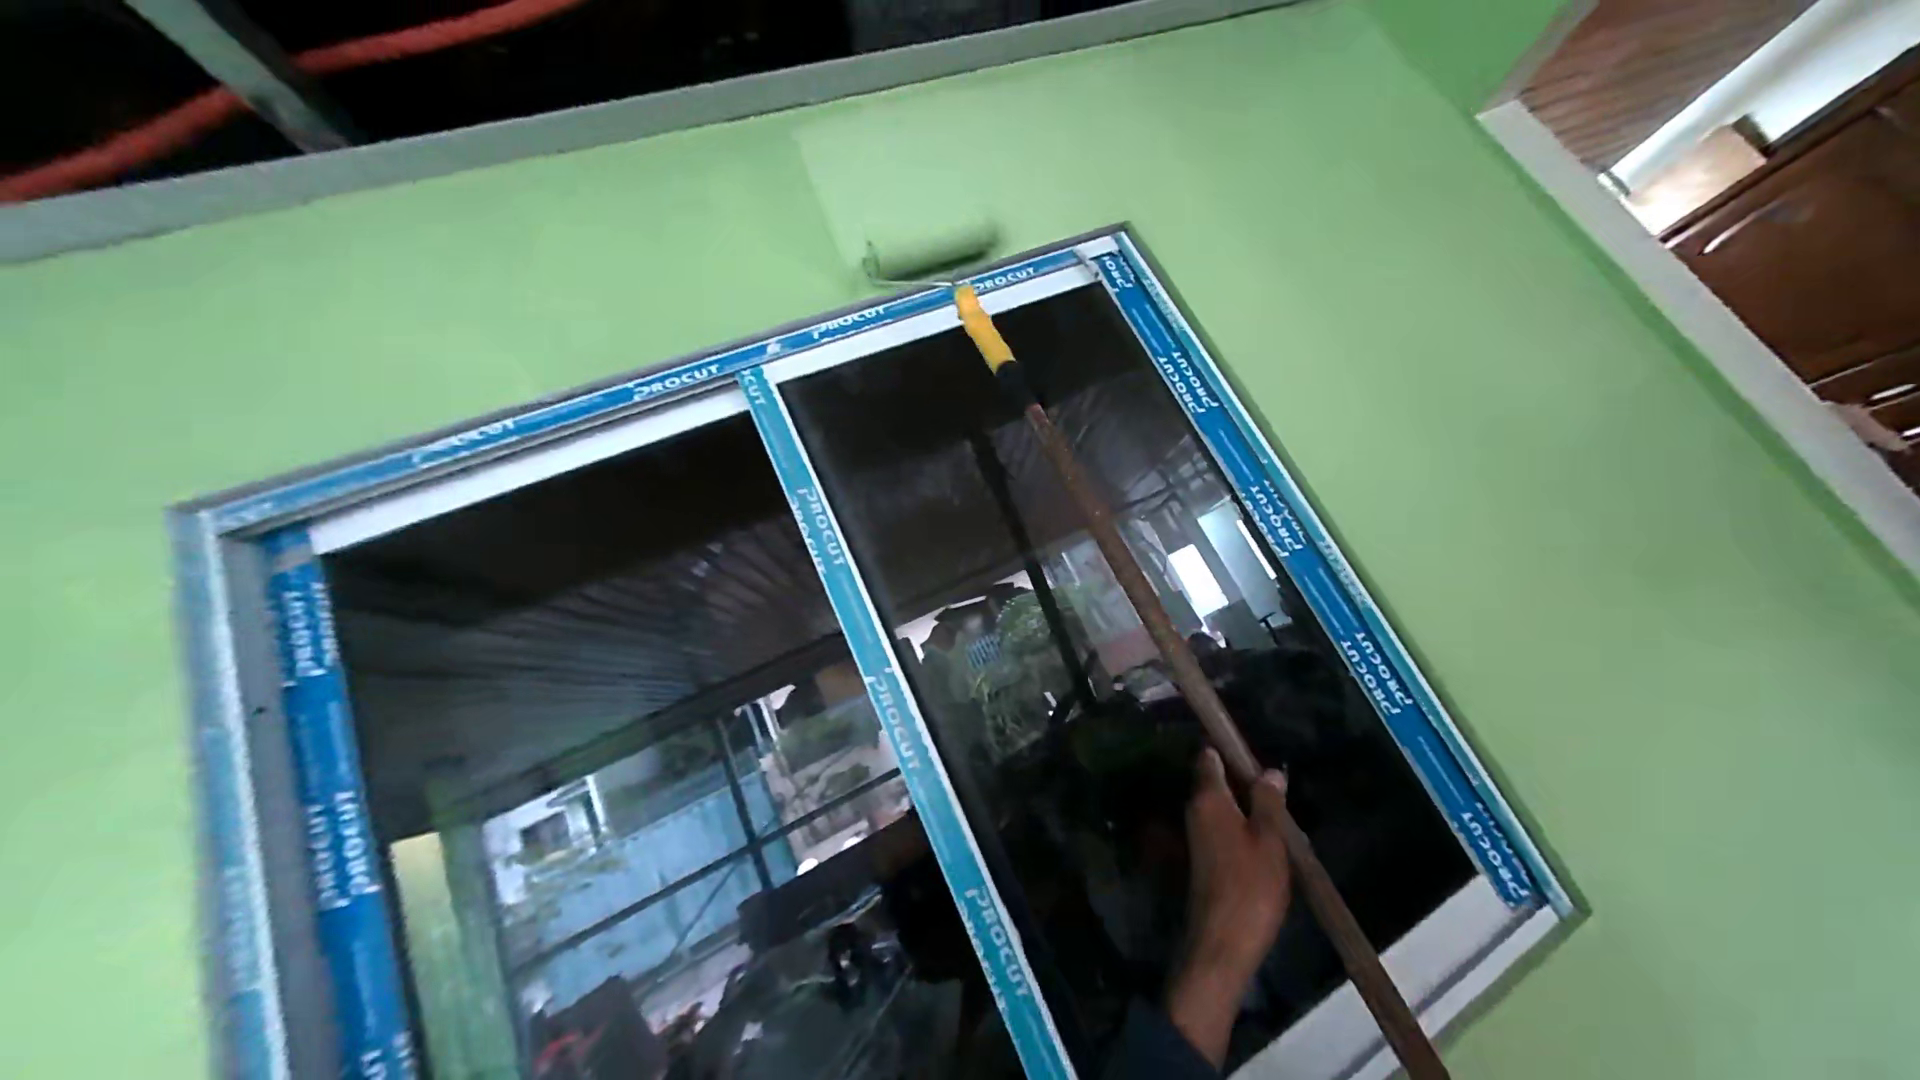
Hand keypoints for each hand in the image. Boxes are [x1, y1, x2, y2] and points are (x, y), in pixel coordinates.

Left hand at [1166, 747, 1291, 1066]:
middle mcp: (1195, 809)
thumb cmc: (1250, 885)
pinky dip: (1240, 824)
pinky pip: (1221, 825)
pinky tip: (1265, 838)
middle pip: (1214, 780)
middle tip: (1277, 785)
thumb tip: (1270, 771)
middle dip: (1242, 778)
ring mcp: (1196, 833)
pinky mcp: (1203, 855)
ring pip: (1219, 805)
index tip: (1252, 748)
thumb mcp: (1269, 840)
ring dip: (1244, 804)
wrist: (1223, 939)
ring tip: (1278, 812)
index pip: (1208, 758)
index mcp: (1207, 798)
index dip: (1227, 748)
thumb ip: (1268, 802)